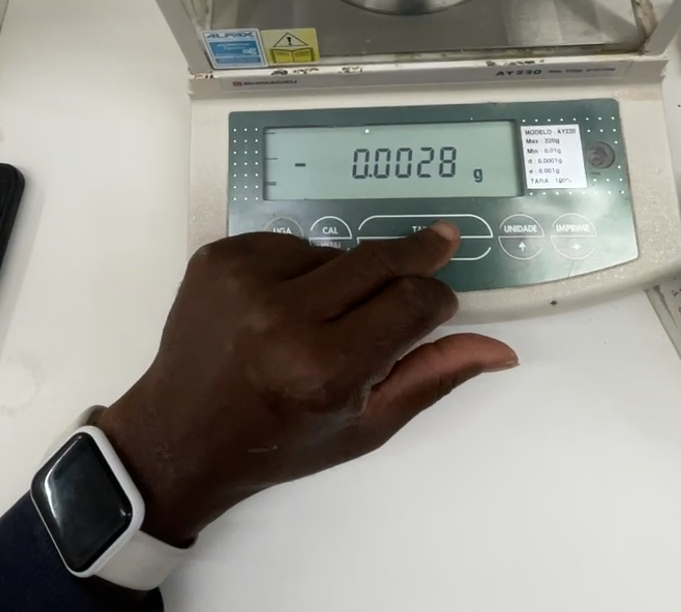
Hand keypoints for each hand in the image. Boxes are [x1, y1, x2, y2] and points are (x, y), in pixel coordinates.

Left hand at [95, 222, 515, 545]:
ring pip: (330, 251)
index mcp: (324, 367)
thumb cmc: (281, 440)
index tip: (442, 295)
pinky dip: (297, 265)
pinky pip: (285, 243)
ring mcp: (243, 277)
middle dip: (414, 253)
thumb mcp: (364, 426)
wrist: (180, 433)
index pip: (410, 304)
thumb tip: (500, 347)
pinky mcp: (217, 255)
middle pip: (375, 261)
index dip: (437, 296)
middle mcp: (282, 313)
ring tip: (322, 314)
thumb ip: (431, 377)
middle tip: (442, 239)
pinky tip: (283, 300)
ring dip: (343, 274)